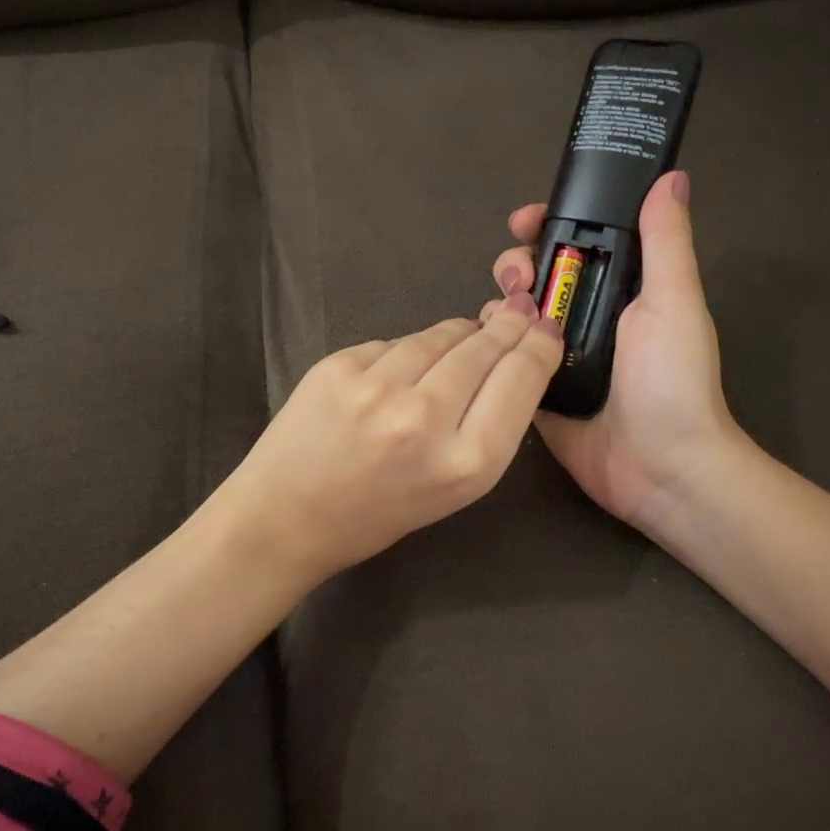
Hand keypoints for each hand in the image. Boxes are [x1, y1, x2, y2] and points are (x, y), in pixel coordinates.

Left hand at [217, 292, 563, 576]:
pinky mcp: (338, 364)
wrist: (284, 518)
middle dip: (506, 327)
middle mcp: (425, 418)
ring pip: (439, 334)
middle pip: (484, 348)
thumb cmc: (374, 516)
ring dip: (457, 334)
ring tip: (464, 336)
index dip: (539, 347)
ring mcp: (377, 386)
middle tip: (516, 313)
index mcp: (465, 463)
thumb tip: (511, 358)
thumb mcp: (451, 490)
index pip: (520, 379)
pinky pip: (393, 342)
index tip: (545, 328)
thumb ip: (486, 428)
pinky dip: (406, 351)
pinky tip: (401, 369)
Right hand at [487, 170, 747, 542]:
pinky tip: (481, 345)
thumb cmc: (673, 381)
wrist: (661, 469)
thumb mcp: (674, 303)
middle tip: (518, 280)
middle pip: (535, 273)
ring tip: (504, 316)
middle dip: (516, 263)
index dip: (548, 223)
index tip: (524, 219)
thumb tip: (671, 176)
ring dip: (497, 302)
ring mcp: (556, 355)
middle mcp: (586, 316)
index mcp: (622, 288)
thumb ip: (666, 242)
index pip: (578, 241)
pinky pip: (500, 358)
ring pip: (511, 312)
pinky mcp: (533, 390)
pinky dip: (487, 346)